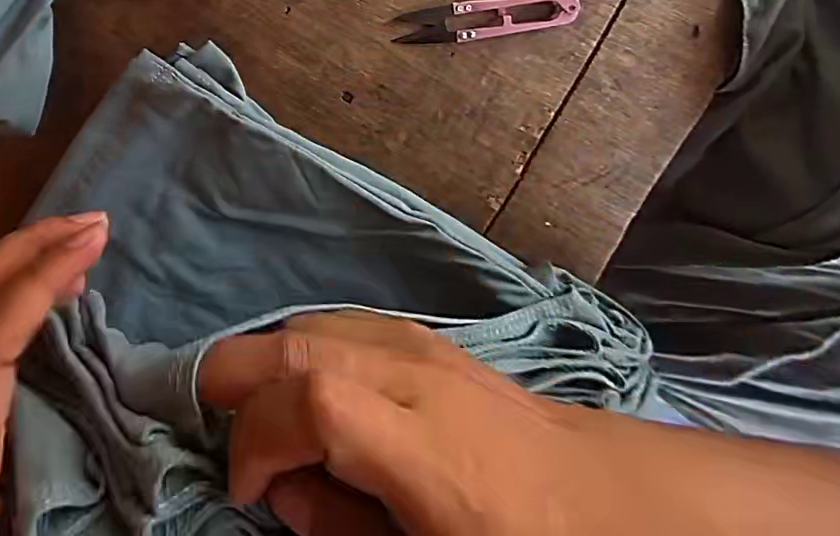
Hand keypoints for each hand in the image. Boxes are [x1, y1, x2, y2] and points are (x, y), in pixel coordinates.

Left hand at [0, 212, 108, 535]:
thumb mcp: (18, 534)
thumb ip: (60, 485)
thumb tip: (122, 421)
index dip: (40, 284)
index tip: (95, 243)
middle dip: (30, 247)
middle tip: (92, 222)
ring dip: (19, 257)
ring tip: (75, 240)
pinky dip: (5, 283)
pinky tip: (44, 288)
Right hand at [200, 311, 839, 535]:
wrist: (611, 505)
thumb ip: (344, 532)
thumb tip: (282, 489)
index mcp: (425, 445)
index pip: (309, 401)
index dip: (256, 438)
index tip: (244, 489)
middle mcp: (413, 370)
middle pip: (295, 344)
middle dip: (237, 383)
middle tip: (228, 443)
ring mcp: (417, 340)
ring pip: (308, 325)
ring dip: (269, 367)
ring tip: (269, 427)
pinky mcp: (421, 333)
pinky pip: (338, 325)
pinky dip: (301, 352)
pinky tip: (309, 396)